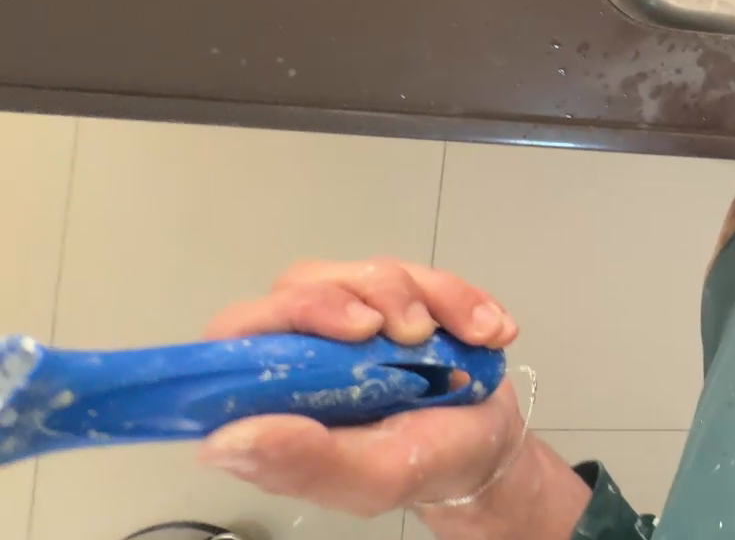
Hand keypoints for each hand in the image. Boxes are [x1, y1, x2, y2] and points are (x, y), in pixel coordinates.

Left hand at [198, 260, 588, 538]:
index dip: (294, 312)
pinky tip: (496, 333)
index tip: (362, 328)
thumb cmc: (427, 465)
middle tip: (422, 333)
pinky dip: (471, 300)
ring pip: (382, 272)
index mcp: (276, 395)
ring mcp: (362, 317)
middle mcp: (308, 348)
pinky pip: (434, 277)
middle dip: (383, 294)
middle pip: (315, 281)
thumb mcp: (372, 478)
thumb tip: (223, 440)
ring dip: (442, 300)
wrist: (490, 442)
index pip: (243, 330)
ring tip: (482, 338)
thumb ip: (306, 461)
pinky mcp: (412, 301)